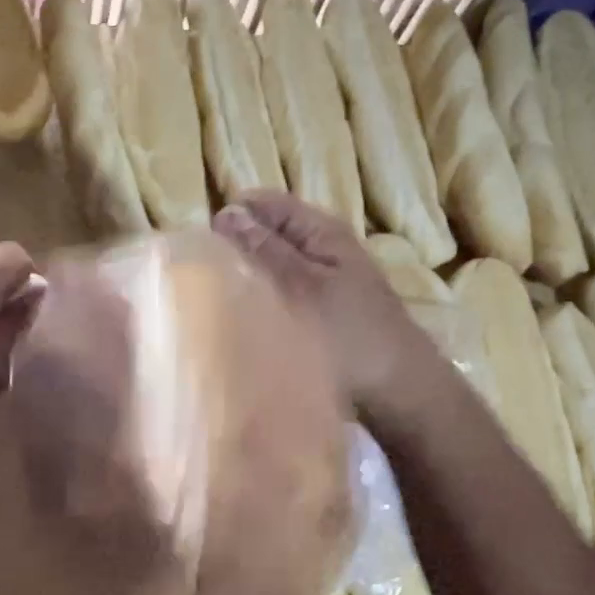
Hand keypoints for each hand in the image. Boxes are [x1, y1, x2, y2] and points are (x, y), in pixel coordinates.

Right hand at [211, 192, 437, 408]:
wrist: (394, 389)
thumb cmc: (349, 334)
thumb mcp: (302, 286)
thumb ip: (265, 250)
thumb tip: (228, 213)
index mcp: (321, 232)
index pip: (266, 205)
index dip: (233, 216)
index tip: (199, 243)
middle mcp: (322, 249)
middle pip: (268, 234)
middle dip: (236, 248)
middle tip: (201, 274)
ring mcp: (321, 282)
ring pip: (272, 267)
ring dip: (246, 277)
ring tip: (214, 297)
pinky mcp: (317, 312)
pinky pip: (279, 295)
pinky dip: (260, 301)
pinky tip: (242, 318)